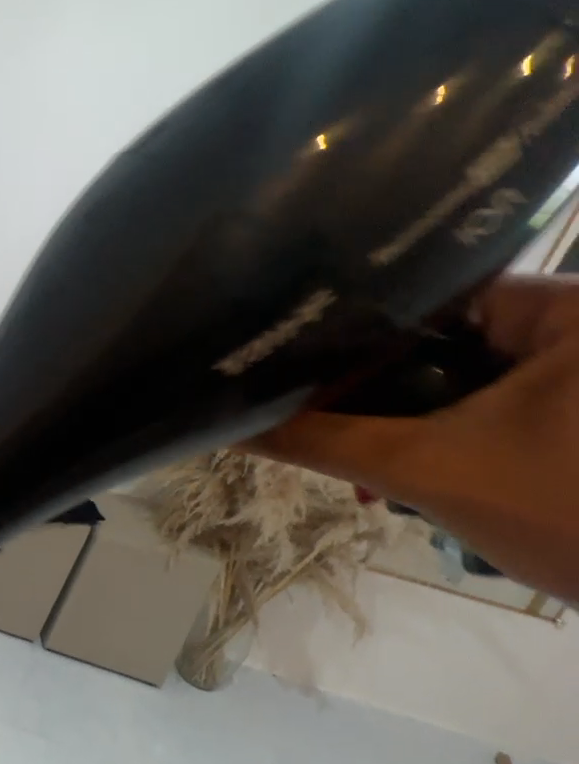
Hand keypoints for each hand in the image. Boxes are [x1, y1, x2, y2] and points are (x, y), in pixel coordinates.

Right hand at [248, 274, 578, 600]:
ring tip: (366, 463)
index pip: (418, 291)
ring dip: (403, 415)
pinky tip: (414, 465)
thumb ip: (318, 438)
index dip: (342, 328)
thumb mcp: (432, 472)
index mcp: (566, 306)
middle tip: (316, 427)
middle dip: (370, 387)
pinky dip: (449, 427)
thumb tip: (219, 422)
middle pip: (435, 334)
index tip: (284, 369)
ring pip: (461, 371)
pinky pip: (497, 397)